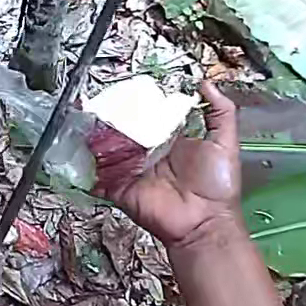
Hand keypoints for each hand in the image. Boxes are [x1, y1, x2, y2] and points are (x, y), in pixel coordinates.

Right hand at [98, 80, 242, 248]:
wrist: (205, 222)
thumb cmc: (218, 186)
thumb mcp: (225, 142)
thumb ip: (220, 111)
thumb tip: (206, 83)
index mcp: (169, 140)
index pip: (149, 116)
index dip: (139, 104)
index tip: (127, 88)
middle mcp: (148, 153)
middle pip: (124, 131)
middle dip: (112, 118)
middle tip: (100, 102)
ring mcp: (133, 171)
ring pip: (108, 150)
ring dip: (96, 137)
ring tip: (84, 120)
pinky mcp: (121, 189)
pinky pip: (100, 177)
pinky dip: (89, 167)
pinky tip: (80, 150)